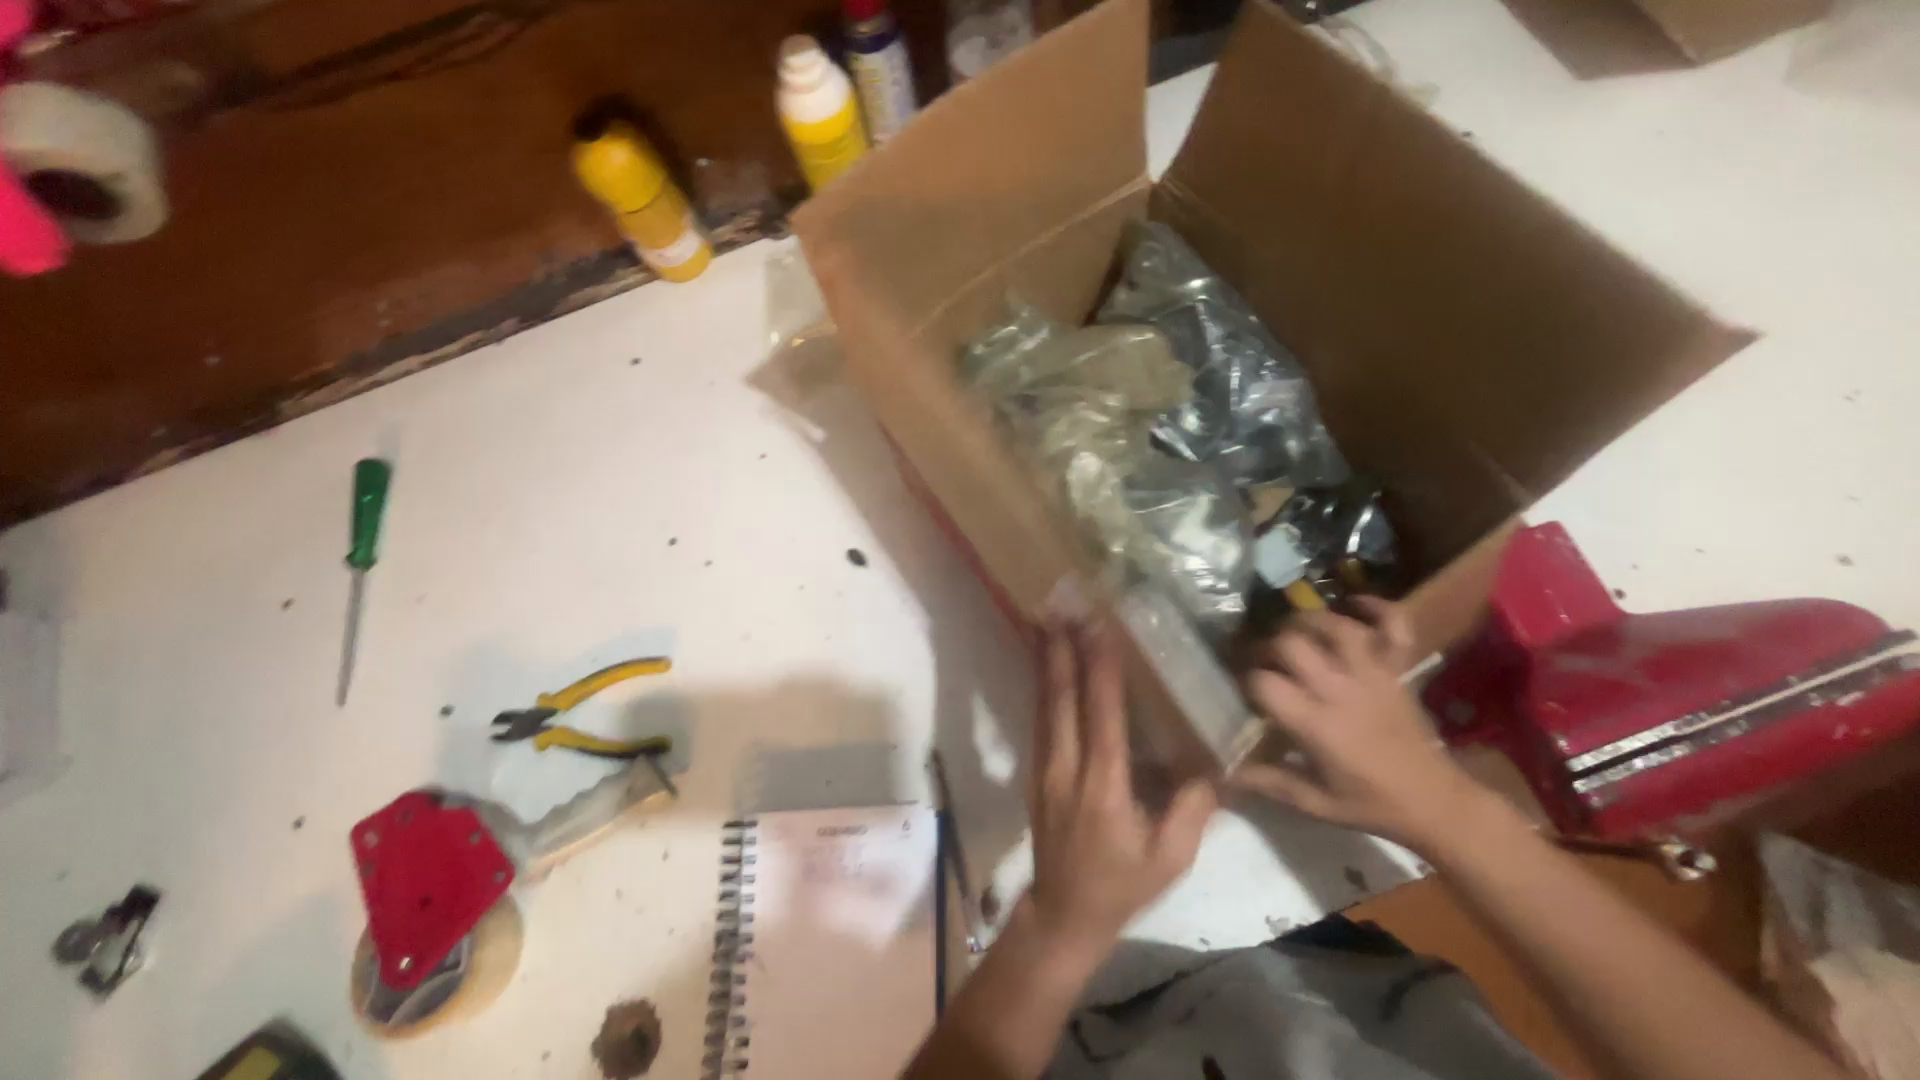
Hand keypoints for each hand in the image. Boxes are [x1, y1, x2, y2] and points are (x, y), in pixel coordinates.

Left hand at [1023, 622, 1217, 966]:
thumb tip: (1215, 761)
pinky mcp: (1035, 773)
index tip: (1099, 627)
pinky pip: (1039, 720)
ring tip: (1045, 619)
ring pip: (1043, 704)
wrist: (1063, 912)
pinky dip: (1040, 686)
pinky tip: (1043, 663)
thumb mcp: (1171, 856)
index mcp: (1103, 786)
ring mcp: (1044, 769)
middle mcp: (1066, 768)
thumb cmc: (1122, 884)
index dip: (1100, 669)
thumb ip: (1193, 808)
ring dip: (1044, 659)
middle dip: (1062, 649)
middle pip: (1061, 699)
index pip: (1102, 714)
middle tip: (1062, 605)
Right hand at [1234, 598, 1486, 851]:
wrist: (1435, 802)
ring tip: (1293, 629)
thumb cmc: (1370, 804)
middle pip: (1292, 645)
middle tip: (1261, 659)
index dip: (1245, 680)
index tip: (1243, 690)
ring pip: (1336, 626)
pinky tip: (1353, 603)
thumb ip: (1269, 782)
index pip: (1265, 683)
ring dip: (1308, 620)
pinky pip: (1393, 625)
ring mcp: (1373, 675)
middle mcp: (1341, 690)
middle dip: (1267, 645)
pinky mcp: (1398, 670)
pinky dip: (1375, 607)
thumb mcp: (1313, 803)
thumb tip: (1223, 772)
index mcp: (1316, 724)